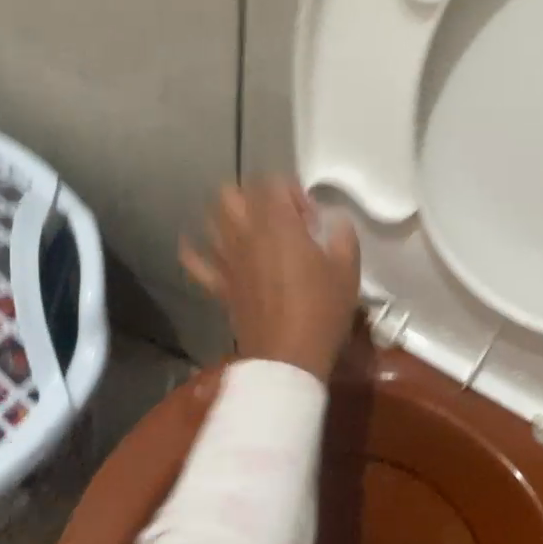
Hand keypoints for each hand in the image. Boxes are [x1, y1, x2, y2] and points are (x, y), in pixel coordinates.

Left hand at [179, 180, 361, 381]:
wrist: (288, 359)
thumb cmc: (322, 313)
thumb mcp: (348, 271)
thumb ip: (341, 235)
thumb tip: (334, 221)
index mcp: (279, 225)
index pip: (274, 183)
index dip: (294, 193)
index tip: (312, 219)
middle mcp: (246, 234)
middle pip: (233, 193)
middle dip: (254, 197)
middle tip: (277, 218)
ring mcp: (227, 259)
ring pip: (211, 219)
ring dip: (227, 217)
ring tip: (249, 231)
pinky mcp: (218, 284)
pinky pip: (194, 261)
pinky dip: (195, 250)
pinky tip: (203, 248)